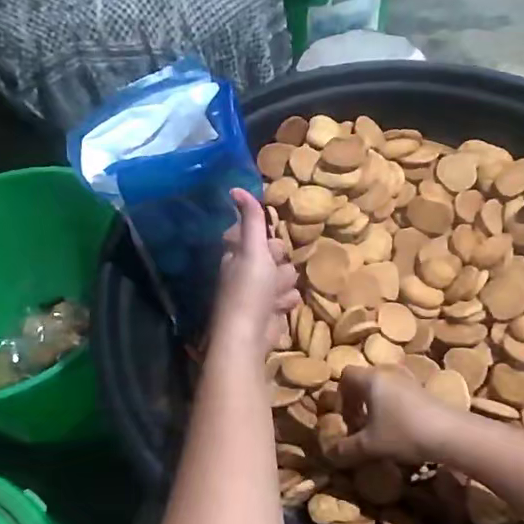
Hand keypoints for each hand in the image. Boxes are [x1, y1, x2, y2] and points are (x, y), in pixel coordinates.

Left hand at [213, 188, 298, 353]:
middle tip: (271, 273)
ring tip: (274, 295)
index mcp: (235, 255)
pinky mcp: (269, 311)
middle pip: (275, 256)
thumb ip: (251, 220)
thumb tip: (235, 188)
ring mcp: (257, 293)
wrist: (247, 335)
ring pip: (285, 276)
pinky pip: (288, 297)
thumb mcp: (252, 249)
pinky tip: (280, 308)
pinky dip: (286, 303)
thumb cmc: (249, 289)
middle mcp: (244, 272)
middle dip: (279, 264)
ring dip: (284, 285)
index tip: (267, 247)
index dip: (266, 241)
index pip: (256, 236)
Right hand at [331, 365, 471, 465]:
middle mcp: (389, 374)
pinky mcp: (427, 393)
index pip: (346, 376)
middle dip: (358, 402)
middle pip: (364, 380)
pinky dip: (394, 408)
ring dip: (377, 405)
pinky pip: (401, 395)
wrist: (455, 435)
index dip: (340, 396)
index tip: (346, 418)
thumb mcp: (370, 445)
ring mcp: (410, 382)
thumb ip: (346, 449)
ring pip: (384, 388)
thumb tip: (329, 455)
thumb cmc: (404, 433)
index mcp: (370, 379)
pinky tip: (400, 430)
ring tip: (379, 428)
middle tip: (359, 424)